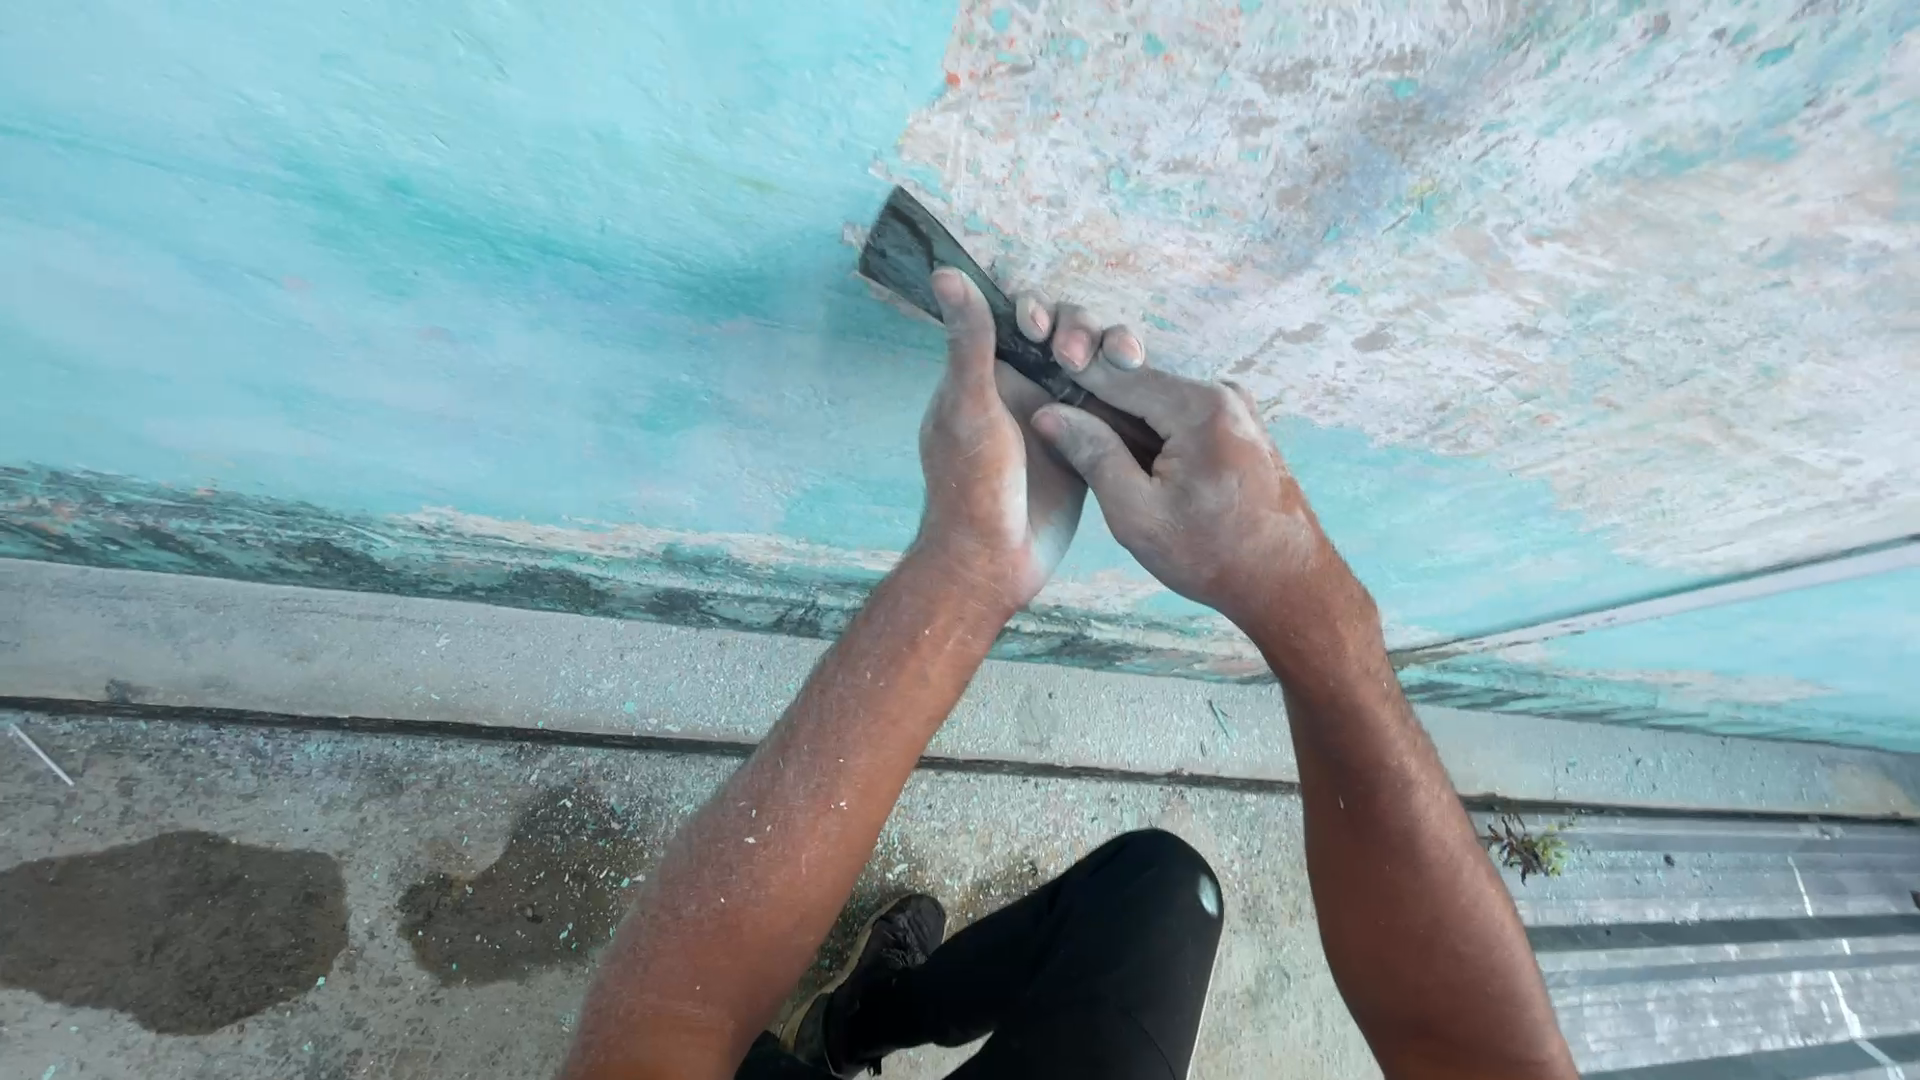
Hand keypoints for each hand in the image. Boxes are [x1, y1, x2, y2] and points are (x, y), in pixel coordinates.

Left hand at [913, 268, 1133, 612]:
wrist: (994, 559)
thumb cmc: (972, 484)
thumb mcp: (969, 406)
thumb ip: (968, 341)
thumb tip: (946, 272)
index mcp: (987, 375)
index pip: (1016, 320)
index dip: (1036, 312)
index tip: (1041, 331)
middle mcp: (1023, 390)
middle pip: (1062, 337)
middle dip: (1080, 330)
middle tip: (1080, 357)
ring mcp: (1057, 417)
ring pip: (1093, 367)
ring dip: (1111, 354)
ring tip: (1127, 359)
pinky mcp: (1086, 444)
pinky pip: (1112, 404)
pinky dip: (1128, 389)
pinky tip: (1145, 381)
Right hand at [1028, 334, 1370, 641]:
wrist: (1287, 583)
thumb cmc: (1212, 555)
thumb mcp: (1136, 512)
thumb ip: (1093, 454)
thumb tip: (1049, 414)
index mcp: (1199, 406)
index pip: (1116, 372)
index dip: (1069, 374)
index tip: (1032, 367)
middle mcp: (1222, 394)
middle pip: (1136, 384)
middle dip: (1094, 403)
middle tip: (1055, 424)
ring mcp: (1234, 409)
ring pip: (1154, 402)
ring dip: (1119, 423)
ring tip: (1087, 449)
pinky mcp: (1236, 428)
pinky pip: (1176, 418)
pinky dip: (1146, 434)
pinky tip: (1128, 462)